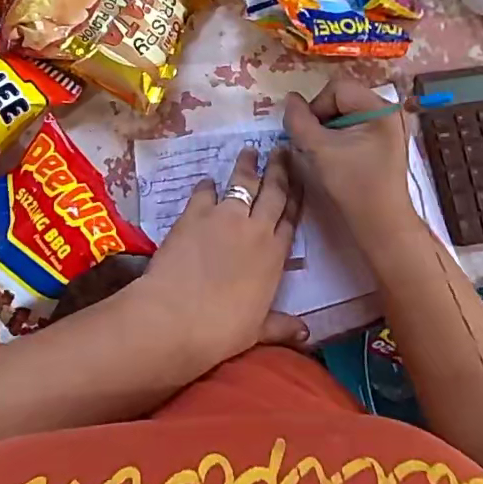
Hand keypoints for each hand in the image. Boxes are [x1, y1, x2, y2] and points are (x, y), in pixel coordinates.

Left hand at [127, 146, 307, 370]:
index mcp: (274, 255)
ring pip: (242, 183)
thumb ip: (280, 326)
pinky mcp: (195, 213)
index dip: (297, 197)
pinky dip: (207, 185)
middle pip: (273, 192)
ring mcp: (224, 217)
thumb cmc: (221, 331)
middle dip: (279, 169)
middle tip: (281, 149)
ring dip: (246, 166)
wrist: (176, 317)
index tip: (301, 179)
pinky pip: (205, 191)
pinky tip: (208, 180)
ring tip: (249, 151)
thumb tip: (306, 334)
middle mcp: (255, 229)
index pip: (291, 218)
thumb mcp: (257, 331)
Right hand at [284, 80, 416, 244]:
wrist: (381, 224)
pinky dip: (340, 136)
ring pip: (345, 112)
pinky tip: (337, 157)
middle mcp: (389, 111)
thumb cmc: (352, 185)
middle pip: (342, 98)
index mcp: (380, 108)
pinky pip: (355, 126)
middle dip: (322, 118)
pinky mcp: (385, 141)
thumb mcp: (318, 149)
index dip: (316, 108)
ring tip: (325, 152)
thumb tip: (290, 99)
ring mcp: (389, 126)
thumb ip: (299, 120)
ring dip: (329, 129)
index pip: (336, 89)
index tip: (310, 135)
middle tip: (315, 145)